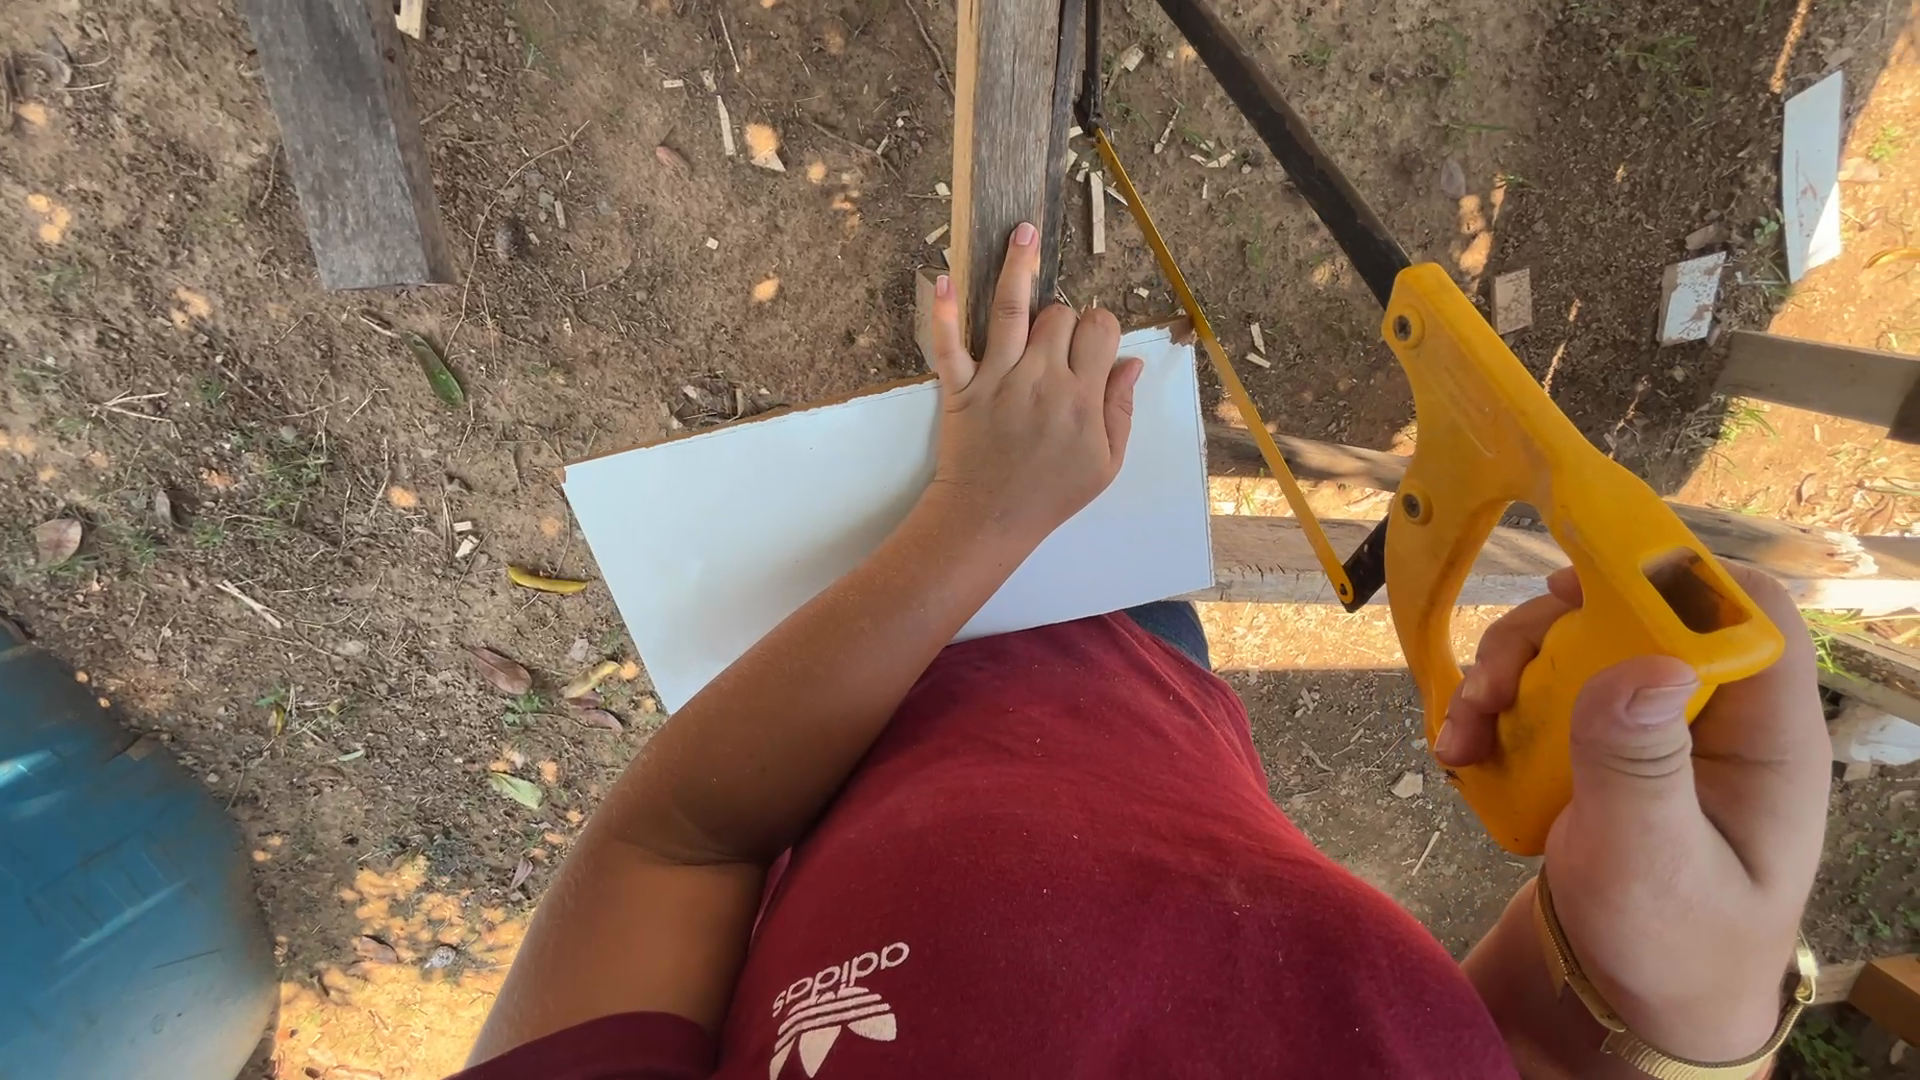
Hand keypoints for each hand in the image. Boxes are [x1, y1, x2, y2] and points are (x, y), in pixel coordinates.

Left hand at [926, 221, 1142, 548]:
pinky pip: (949, 345)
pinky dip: (943, 312)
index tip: (1093, 343)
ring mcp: (998, 380)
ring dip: (1018, 266)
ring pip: (1011, 310)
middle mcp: (1042, 379)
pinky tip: (942, 278)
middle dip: (1064, 317)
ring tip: (1022, 231)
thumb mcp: (1105, 464)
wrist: (990, 519)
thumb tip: (1132, 362)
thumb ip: (1121, 410)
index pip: (1100, 330)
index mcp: (1082, 397)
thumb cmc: (1050, 495)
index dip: (1100, 328)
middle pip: (1059, 315)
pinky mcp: (961, 389)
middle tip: (1056, 341)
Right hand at [1440, 563, 1827, 1062]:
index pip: (1745, 616)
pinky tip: (1459, 751)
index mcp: (1758, 736)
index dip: (1671, 579)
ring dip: (1494, 677)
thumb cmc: (1666, 933)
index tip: (1574, 587)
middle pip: (1622, 617)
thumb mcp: (1650, 861)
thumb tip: (1640, 666)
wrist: (1628, 979)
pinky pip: (1527, 689)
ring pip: (1561, 646)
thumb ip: (1641, 767)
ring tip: (1458, 737)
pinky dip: (1481, 709)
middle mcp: (1698, 711)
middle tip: (1485, 692)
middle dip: (1539, 641)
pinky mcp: (1585, 737)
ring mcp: (1636, 721)